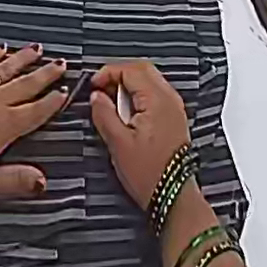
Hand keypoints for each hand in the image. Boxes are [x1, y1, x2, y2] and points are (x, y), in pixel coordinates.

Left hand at [0, 45, 67, 212]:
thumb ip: (15, 181)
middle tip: (62, 63)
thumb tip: (44, 181)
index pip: (36, 112)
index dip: (53, 102)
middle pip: (26, 85)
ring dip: (23, 59)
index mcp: (3, 127)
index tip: (66, 92)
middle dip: (45, 74)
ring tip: (38, 49)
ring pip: (4, 69)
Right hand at [91, 60, 190, 209]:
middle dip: (118, 73)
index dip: (108, 72)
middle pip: (143, 68)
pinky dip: (138, 93)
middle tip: (100, 89)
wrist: (174, 197)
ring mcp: (174, 105)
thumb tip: (95, 95)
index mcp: (157, 99)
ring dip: (128, 83)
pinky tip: (126, 110)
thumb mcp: (119, 144)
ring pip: (149, 78)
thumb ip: (104, 114)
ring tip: (110, 100)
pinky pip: (155, 91)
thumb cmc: (147, 172)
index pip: (131, 70)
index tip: (92, 85)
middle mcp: (169, 96)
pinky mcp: (174, 116)